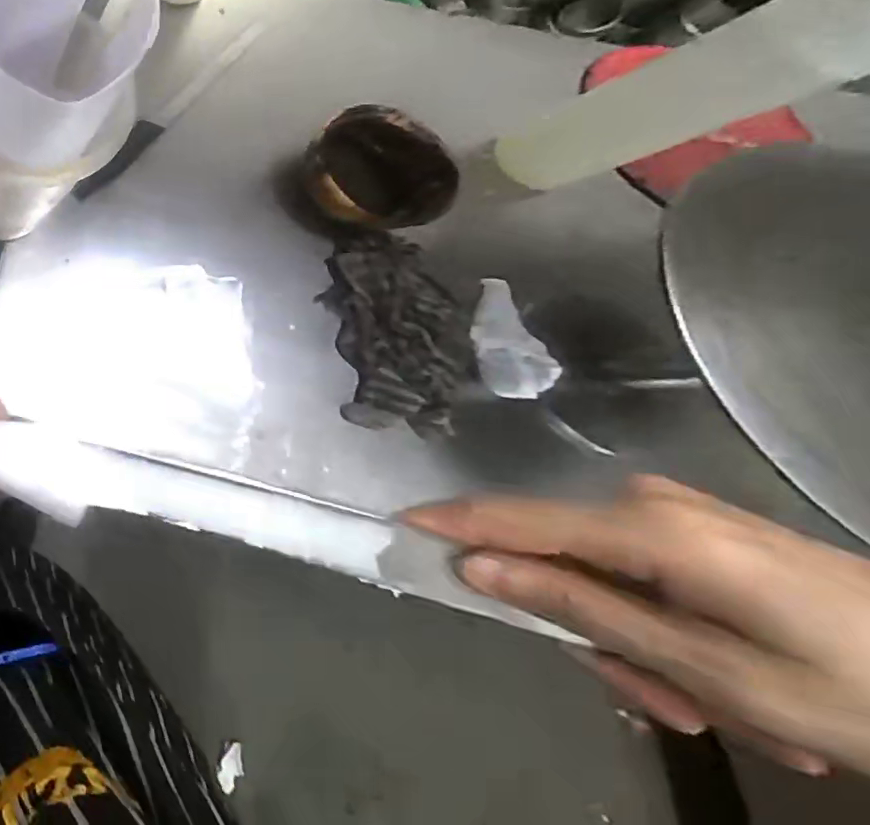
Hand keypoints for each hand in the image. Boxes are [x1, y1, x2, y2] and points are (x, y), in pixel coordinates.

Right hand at [405, 474, 869, 776]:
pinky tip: (728, 679)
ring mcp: (682, 514)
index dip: (452, 523)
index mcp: (653, 531)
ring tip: (716, 711)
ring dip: (638, 644)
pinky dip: (663, 628)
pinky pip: (639, 573)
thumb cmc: (860, 689)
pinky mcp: (703, 530)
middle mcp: (653, 505)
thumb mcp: (716, 672)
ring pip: (602, 576)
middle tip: (663, 707)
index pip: (517, 518)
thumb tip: (476, 567)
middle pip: (561, 560)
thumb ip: (581, 609)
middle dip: (592, 633)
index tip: (393, 525)